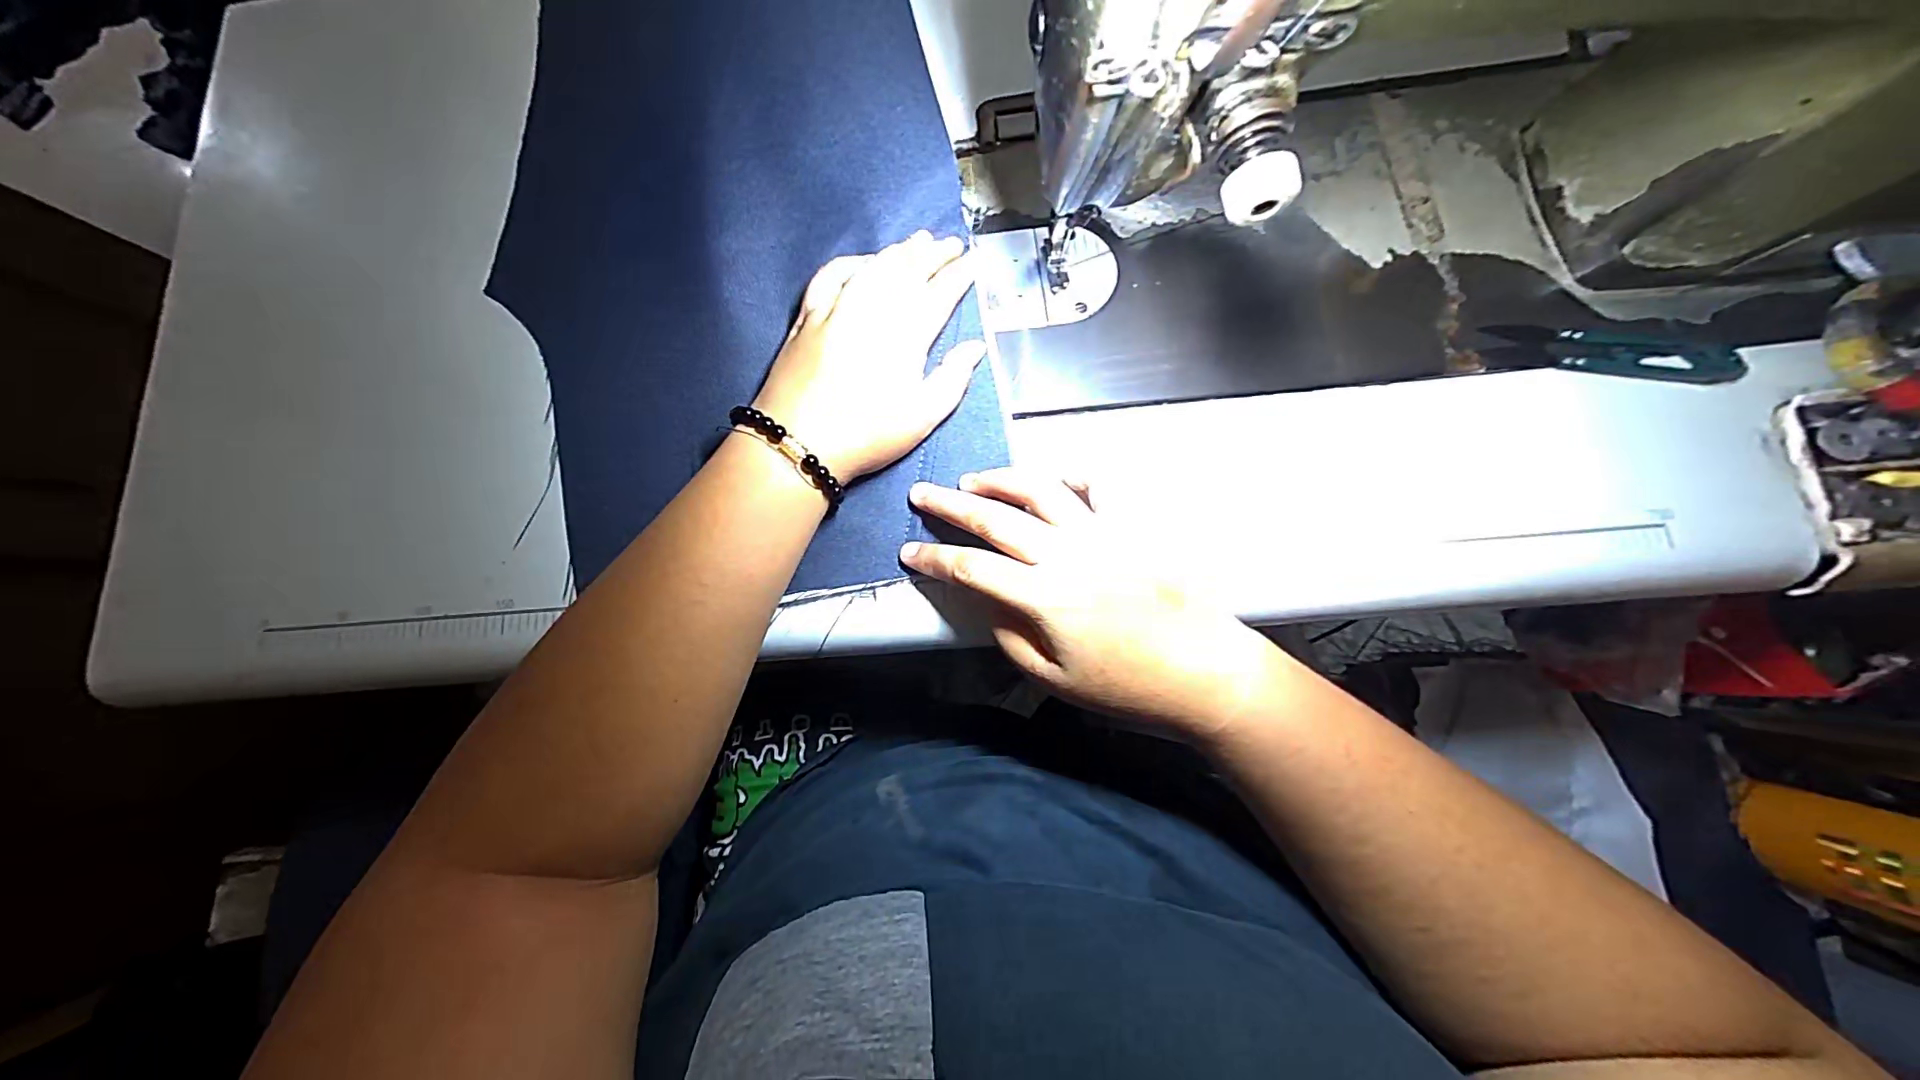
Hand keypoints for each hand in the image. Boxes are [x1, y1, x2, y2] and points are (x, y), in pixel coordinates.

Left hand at [750, 232, 985, 481]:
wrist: (799, 443)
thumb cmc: (866, 436)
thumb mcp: (923, 417)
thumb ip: (953, 377)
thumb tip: (975, 348)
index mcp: (906, 336)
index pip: (939, 293)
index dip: (959, 274)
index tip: (973, 261)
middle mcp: (872, 312)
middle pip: (907, 271)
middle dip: (932, 255)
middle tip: (949, 245)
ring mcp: (837, 309)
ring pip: (873, 267)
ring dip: (898, 252)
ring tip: (917, 243)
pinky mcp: (808, 316)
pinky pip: (831, 276)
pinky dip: (851, 264)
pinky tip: (862, 263)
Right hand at [901, 469, 1287, 743]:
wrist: (1206, 674)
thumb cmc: (1130, 688)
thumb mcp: (1054, 680)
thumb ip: (1011, 636)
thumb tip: (989, 602)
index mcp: (1045, 598)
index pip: (971, 568)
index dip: (934, 559)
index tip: (910, 553)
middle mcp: (1069, 555)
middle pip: (995, 518)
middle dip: (949, 504)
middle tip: (923, 493)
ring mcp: (1104, 534)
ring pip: (1040, 490)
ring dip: (1000, 480)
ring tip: (974, 479)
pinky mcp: (1136, 526)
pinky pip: (1100, 485)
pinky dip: (1072, 476)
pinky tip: (1053, 479)